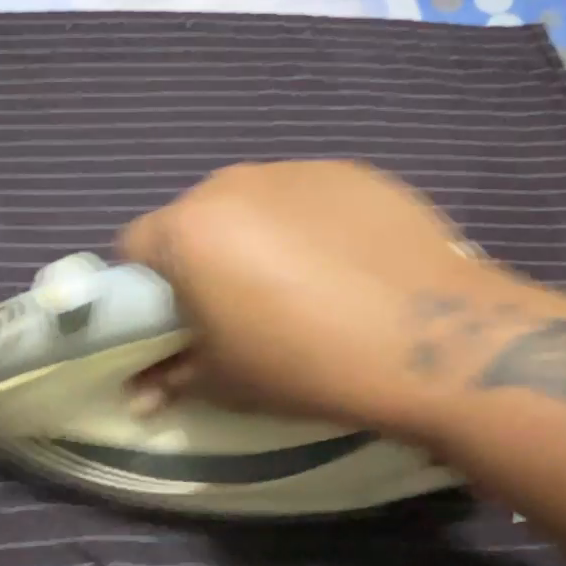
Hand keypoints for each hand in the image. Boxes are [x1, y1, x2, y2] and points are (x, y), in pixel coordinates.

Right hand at [118, 161, 565, 433]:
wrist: (431, 340)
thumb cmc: (307, 363)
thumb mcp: (228, 382)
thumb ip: (171, 379)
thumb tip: (138, 396)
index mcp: (188, 228)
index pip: (134, 246)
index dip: (146, 288)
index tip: (178, 321)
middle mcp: (231, 183)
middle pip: (194, 219)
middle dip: (204, 258)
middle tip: (240, 308)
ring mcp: (294, 169)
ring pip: (251, 205)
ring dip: (257, 237)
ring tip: (304, 287)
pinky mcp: (349, 171)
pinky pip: (306, 197)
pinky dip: (310, 225)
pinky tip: (348, 267)